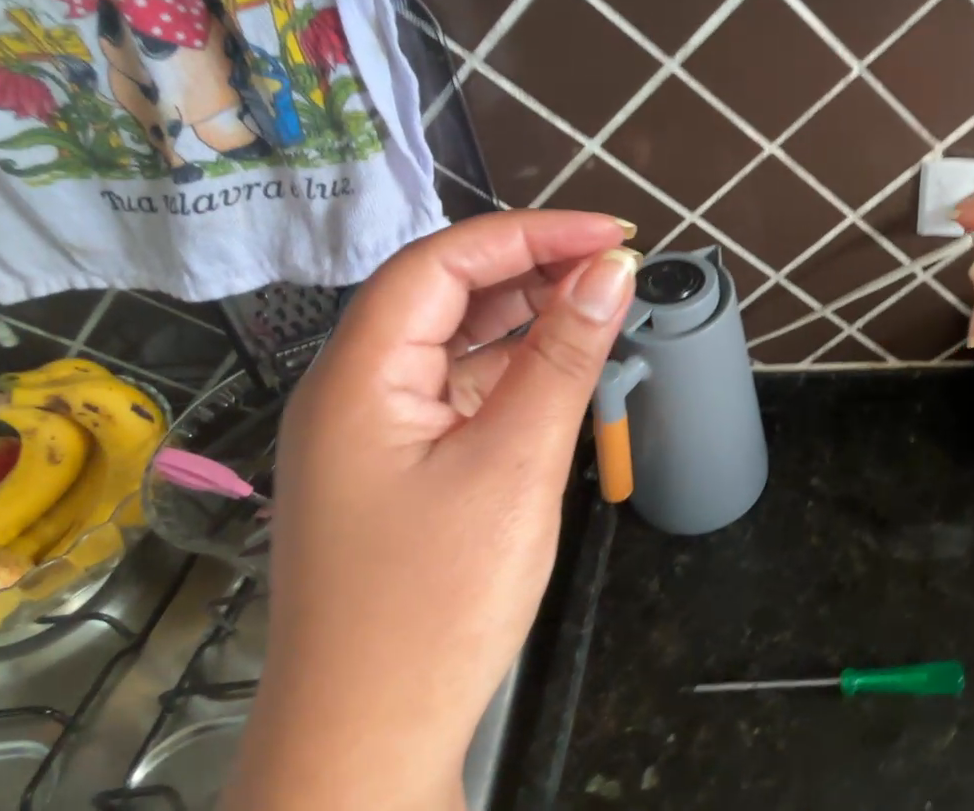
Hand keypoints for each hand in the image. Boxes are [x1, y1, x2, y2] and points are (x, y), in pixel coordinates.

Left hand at [225, 211, 640, 808]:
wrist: (371, 739)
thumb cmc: (437, 602)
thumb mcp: (514, 465)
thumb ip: (564, 358)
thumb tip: (613, 271)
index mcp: (358, 377)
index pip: (443, 264)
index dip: (531, 234)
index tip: (615, 236)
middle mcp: (355, 390)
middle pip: (444, 294)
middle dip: (532, 268)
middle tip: (618, 267)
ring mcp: (377, 431)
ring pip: (456, 342)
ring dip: (528, 317)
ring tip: (602, 305)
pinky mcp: (403, 466)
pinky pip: (463, 389)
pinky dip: (517, 368)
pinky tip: (564, 367)